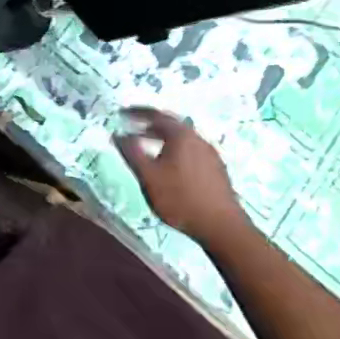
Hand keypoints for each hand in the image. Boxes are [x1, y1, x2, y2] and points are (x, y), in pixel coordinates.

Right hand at [113, 109, 250, 246]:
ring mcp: (210, 154)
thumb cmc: (180, 198)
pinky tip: (170, 165)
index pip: (156, 115)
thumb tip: (118, 134)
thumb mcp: (148, 176)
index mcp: (181, 136)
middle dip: (151, 124)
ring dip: (163, 138)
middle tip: (134, 128)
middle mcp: (198, 139)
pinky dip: (175, 149)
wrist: (221, 226)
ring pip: (183, 138)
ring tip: (149, 147)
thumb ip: (132, 153)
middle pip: (172, 124)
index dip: (137, 112)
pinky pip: (191, 150)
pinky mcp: (216, 169)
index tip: (122, 112)